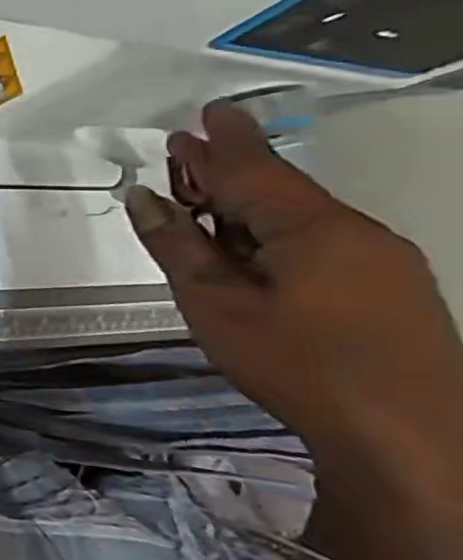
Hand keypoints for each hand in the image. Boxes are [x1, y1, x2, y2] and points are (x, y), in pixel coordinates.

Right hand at [125, 103, 462, 523]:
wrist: (414, 447)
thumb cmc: (299, 366)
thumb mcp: (215, 303)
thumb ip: (177, 245)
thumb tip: (144, 198)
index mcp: (317, 229)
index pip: (256, 169)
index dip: (223, 141)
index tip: (205, 112)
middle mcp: (359, 235)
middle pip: (281, 189)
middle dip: (228, 171)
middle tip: (183, 155)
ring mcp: (383, 264)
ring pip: (299, 218)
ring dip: (245, 205)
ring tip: (200, 205)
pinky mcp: (390, 292)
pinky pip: (320, 242)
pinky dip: (272, 232)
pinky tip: (244, 248)